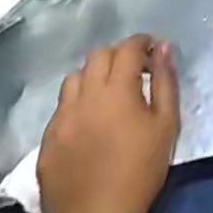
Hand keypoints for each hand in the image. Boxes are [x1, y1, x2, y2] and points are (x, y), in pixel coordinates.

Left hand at [38, 35, 180, 212]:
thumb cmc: (140, 170)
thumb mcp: (166, 124)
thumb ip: (165, 80)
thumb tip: (163, 48)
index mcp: (116, 91)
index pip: (127, 48)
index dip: (142, 42)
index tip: (152, 51)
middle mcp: (84, 98)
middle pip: (97, 56)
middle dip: (117, 55)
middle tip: (132, 71)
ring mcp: (60, 121)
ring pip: (72, 79)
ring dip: (92, 76)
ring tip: (106, 93)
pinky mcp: (45, 143)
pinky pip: (59, 109)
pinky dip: (76, 103)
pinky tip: (88, 121)